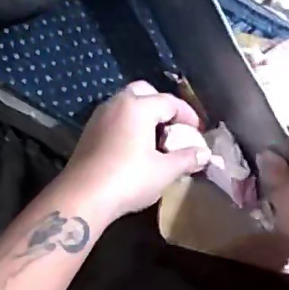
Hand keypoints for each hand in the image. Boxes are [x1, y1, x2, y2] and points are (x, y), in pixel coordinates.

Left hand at [57, 82, 208, 219]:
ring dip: (143, 114)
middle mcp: (117, 104)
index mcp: (138, 107)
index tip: (198, 131)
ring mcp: (99, 117)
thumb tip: (205, 154)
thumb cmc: (128, 179)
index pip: (169, 102)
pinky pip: (114, 118)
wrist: (83, 197)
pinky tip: (135, 147)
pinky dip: (128, 124)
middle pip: (144, 92)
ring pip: (126, 104)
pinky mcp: (88, 133)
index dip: (188, 115)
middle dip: (162, 106)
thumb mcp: (164, 171)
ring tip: (156, 138)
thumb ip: (187, 159)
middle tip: (174, 127)